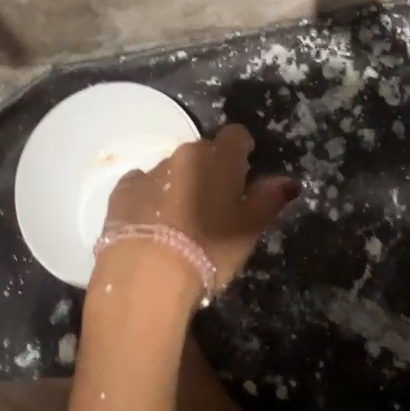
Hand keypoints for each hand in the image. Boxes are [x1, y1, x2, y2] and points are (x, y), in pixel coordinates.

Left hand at [102, 124, 297, 290]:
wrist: (146, 274)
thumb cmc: (209, 250)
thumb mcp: (250, 229)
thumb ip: (269, 199)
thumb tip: (287, 180)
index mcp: (219, 157)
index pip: (236, 136)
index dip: (242, 152)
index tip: (244, 174)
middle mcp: (184, 154)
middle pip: (203, 153)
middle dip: (210, 171)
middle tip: (215, 206)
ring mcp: (150, 170)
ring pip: (172, 170)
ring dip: (180, 186)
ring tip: (181, 223)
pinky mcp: (122, 191)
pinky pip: (141, 186)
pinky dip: (149, 199)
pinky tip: (151, 225)